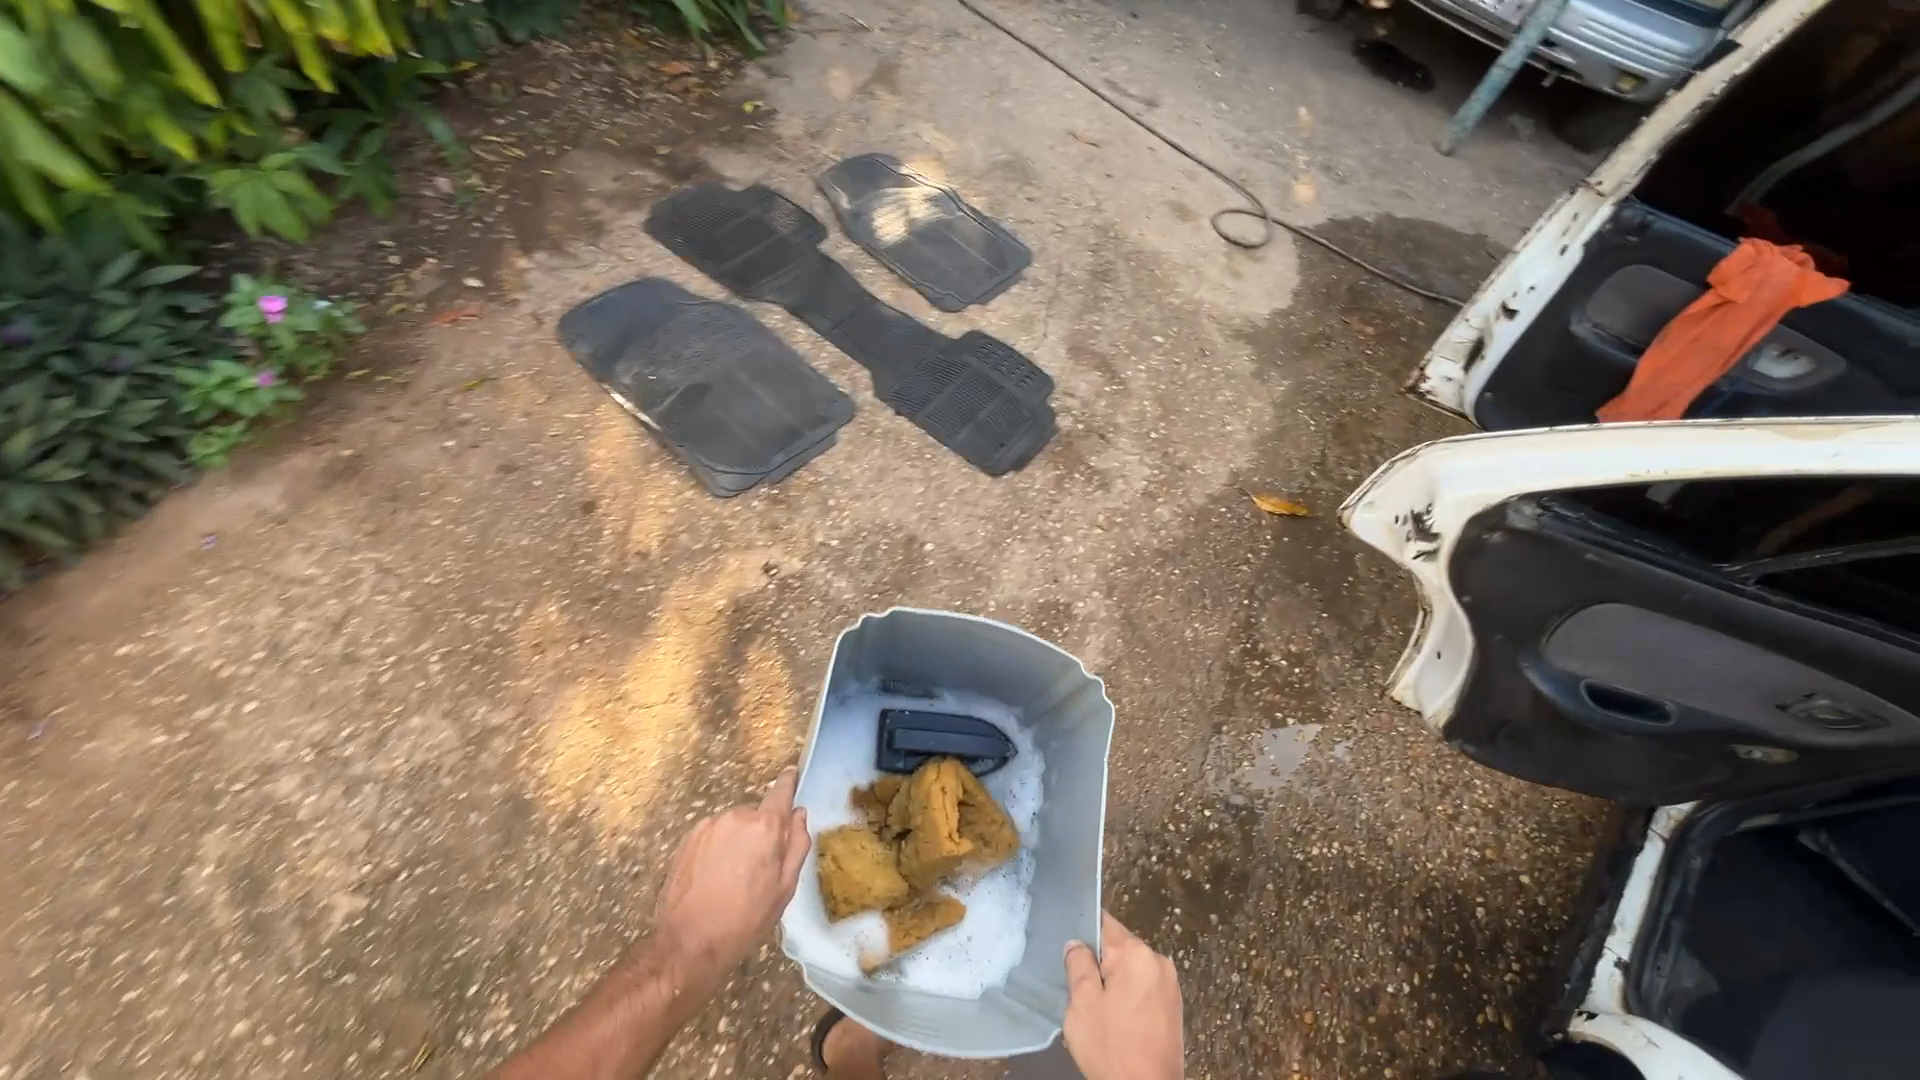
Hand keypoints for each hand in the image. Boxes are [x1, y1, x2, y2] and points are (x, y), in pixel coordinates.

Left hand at [653, 767, 810, 978]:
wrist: (687, 944)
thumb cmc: (745, 920)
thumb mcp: (784, 888)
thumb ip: (797, 845)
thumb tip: (798, 815)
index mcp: (765, 826)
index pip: (781, 791)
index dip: (788, 782)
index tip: (791, 773)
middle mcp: (736, 816)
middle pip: (757, 814)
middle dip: (762, 831)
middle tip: (761, 866)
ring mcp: (708, 826)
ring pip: (734, 825)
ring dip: (739, 840)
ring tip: (734, 877)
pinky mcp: (687, 839)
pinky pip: (713, 835)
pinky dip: (718, 848)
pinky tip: (715, 877)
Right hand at [1062, 912, 1184, 1079]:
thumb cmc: (1111, 1046)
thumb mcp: (1082, 1004)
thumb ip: (1078, 965)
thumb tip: (1076, 943)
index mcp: (1135, 953)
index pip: (1103, 922)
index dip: (1083, 932)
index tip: (1070, 952)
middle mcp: (1158, 960)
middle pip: (1119, 946)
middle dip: (1099, 962)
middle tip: (1082, 990)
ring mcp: (1170, 983)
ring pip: (1131, 968)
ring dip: (1115, 980)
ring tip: (1100, 1009)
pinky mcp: (1175, 1006)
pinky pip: (1144, 986)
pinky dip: (1130, 995)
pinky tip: (1119, 1019)